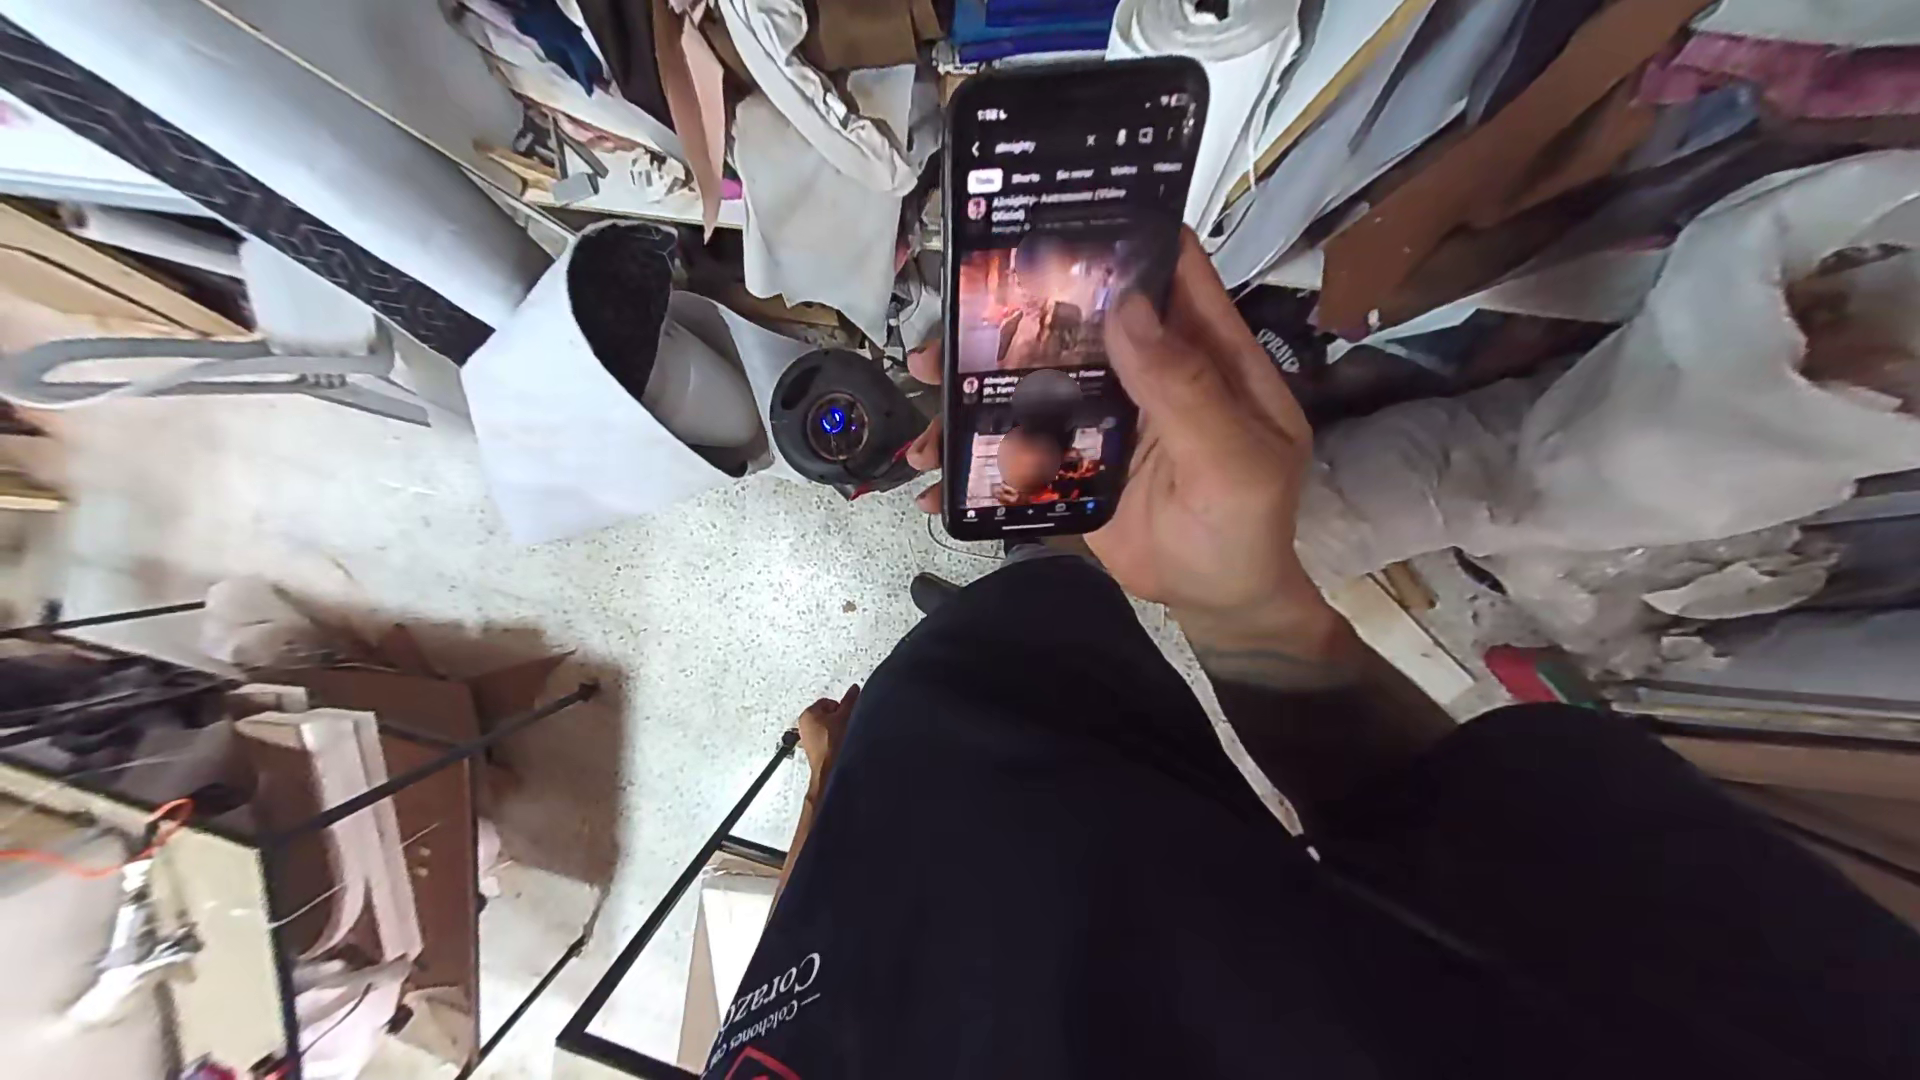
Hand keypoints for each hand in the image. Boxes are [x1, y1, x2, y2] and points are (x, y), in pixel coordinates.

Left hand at [797, 684, 858, 783]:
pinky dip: (834, 741)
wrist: (831, 770)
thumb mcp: (847, 715)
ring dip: (837, 730)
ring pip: (828, 728)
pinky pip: (826, 739)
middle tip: (846, 725)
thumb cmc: (834, 743)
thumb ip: (850, 699)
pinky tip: (839, 746)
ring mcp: (808, 740)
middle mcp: (803, 726)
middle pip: (828, 714)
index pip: (830, 702)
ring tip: (843, 737)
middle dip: (838, 718)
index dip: (842, 708)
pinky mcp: (814, 752)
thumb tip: (854, 689)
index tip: (848, 715)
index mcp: (808, 713)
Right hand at [903, 229, 1338, 653]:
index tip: (1051, 223)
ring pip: (1036, 387)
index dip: (1120, 239)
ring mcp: (1105, 418)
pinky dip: (983, 460)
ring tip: (927, 423)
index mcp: (1201, 354)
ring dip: (979, 397)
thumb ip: (1185, 389)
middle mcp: (1147, 374)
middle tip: (947, 336)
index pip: (1165, 273)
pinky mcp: (1076, 460)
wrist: (1214, 598)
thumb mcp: (1231, 461)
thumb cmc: (1242, 529)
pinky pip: (1025, 448)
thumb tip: (1128, 308)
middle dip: (1010, 325)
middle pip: (1076, 328)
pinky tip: (940, 479)